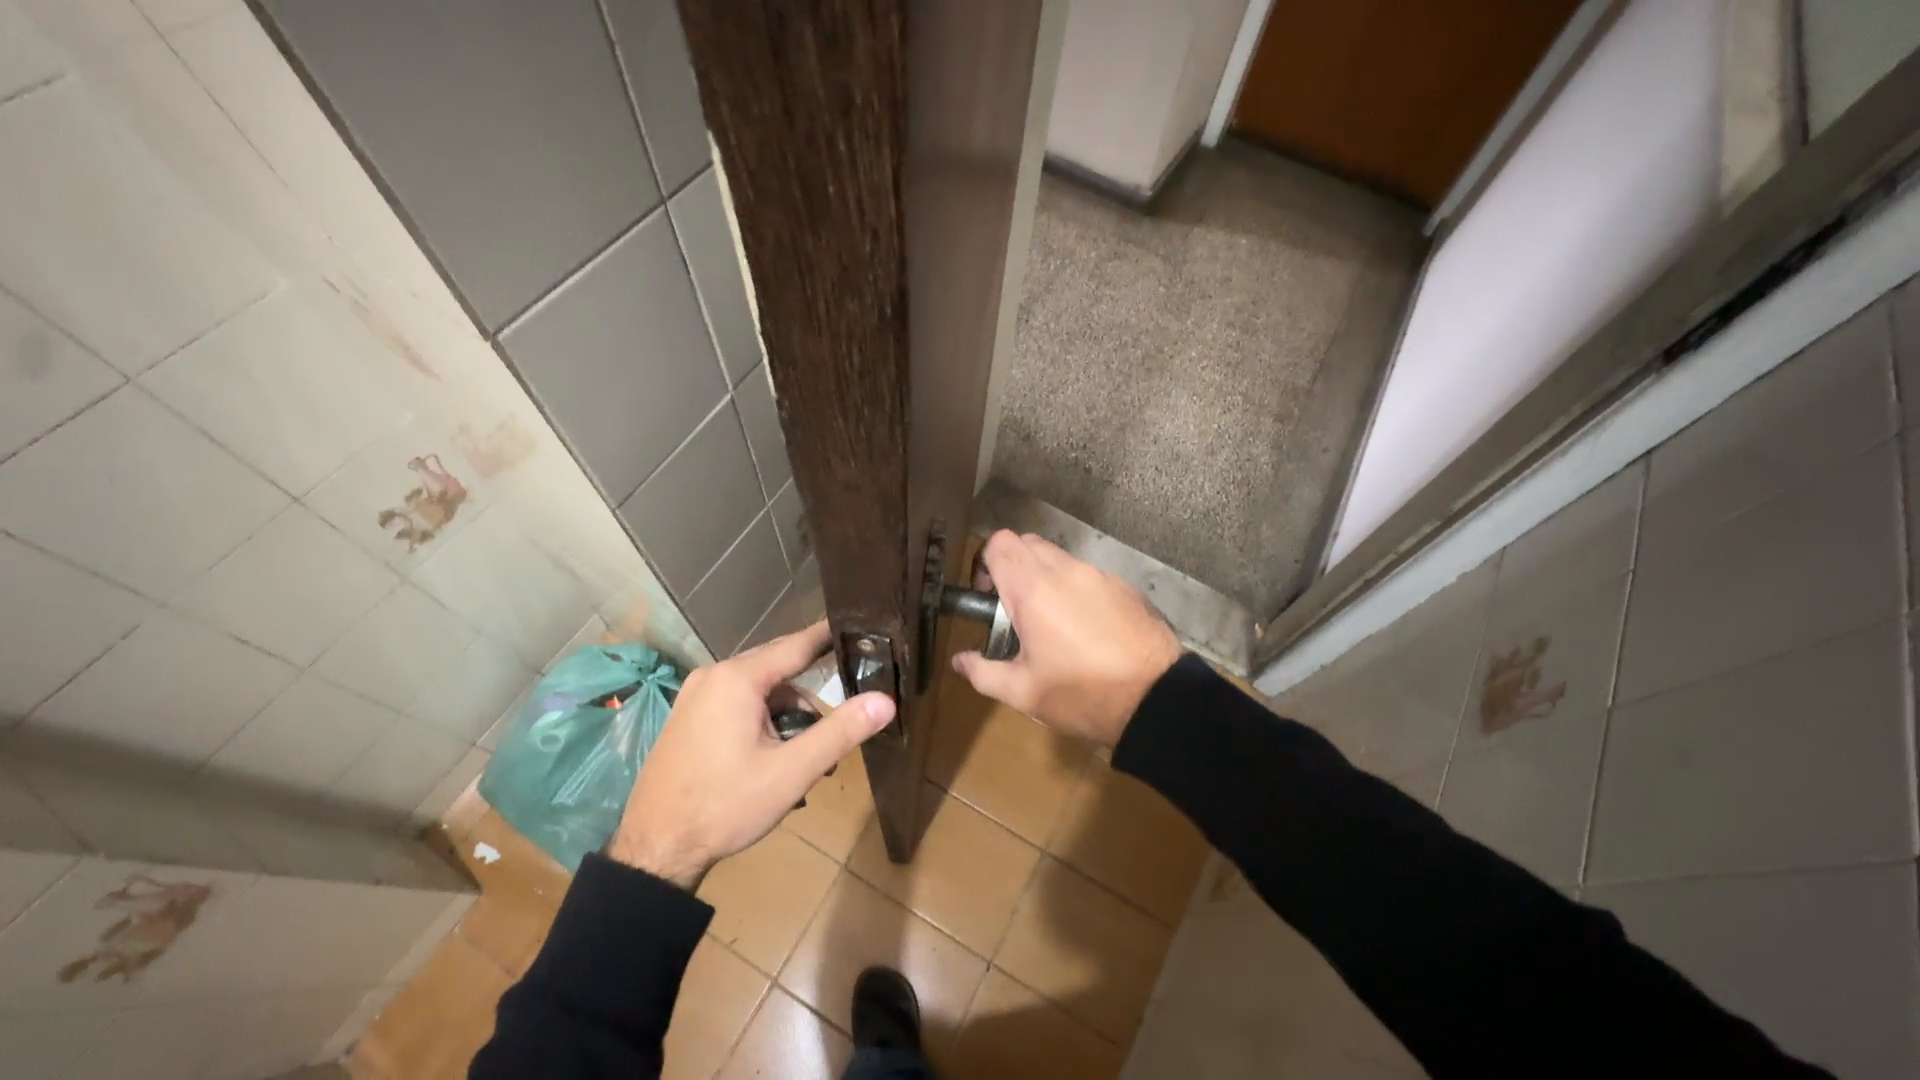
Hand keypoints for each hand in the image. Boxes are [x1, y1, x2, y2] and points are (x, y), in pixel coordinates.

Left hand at [607, 620, 895, 887]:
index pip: (796, 645)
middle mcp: (713, 676)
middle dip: (810, 695)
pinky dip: (761, 721)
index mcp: (737, 678)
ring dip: (786, 715)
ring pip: (757, 691)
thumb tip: (886, 701)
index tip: (859, 625)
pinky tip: (773, 757)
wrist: (655, 847)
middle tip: (844, 716)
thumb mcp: (792, 771)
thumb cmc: (726, 805)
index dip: (828, 637)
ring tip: (806, 759)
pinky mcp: (686, 718)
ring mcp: (694, 696)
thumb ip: (840, 732)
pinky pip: (735, 704)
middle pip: (777, 669)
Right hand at [952, 530, 1181, 746]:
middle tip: (1015, 609)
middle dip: (1014, 567)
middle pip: (1028, 543)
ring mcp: (1099, 576)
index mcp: (1033, 590)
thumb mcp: (1024, 693)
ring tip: (1052, 622)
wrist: (1155, 699)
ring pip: (1061, 558)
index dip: (986, 563)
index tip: (990, 597)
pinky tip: (1086, 630)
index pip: (999, 544)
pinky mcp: (1125, 587)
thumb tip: (960, 661)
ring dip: (1046, 578)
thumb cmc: (1081, 695)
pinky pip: (1089, 576)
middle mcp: (1065, 572)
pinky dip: (1077, 590)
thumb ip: (984, 673)